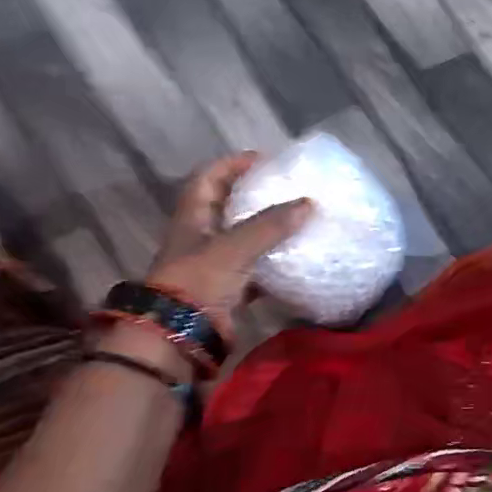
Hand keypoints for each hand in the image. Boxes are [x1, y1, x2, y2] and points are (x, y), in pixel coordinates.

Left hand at [146, 152, 313, 337]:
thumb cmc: (200, 280)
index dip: (233, 164)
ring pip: (243, 241)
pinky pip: (254, 272)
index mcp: (193, 217)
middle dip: (255, 198)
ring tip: (297, 223)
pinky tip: (295, 263)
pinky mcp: (228, 291)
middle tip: (287, 191)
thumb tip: (309, 203)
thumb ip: (271, 225)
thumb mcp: (236, 247)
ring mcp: (214, 265)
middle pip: (228, 208)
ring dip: (267, 233)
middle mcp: (201, 237)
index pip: (210, 178)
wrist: (183, 331)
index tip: (264, 160)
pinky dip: (273, 267)